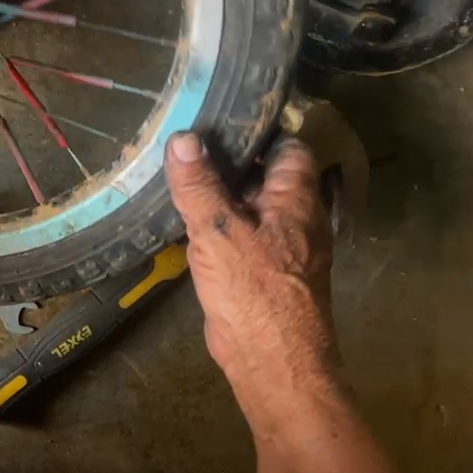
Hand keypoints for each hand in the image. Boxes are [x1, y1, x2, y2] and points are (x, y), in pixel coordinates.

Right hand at [165, 132, 339, 404]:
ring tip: (176, 170)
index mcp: (296, 203)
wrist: (271, 360)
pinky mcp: (259, 268)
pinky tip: (182, 215)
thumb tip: (182, 138)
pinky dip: (215, 218)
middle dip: (230, 157)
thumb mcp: (218, 230)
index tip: (222, 112)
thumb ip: (198, 184)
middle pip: (266, 175)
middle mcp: (294, 220)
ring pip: (249, 204)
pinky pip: (238, 230)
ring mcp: (278, 246)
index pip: (288, 149)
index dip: (260, 129)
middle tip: (185, 138)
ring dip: (219, 190)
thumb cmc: (254, 289)